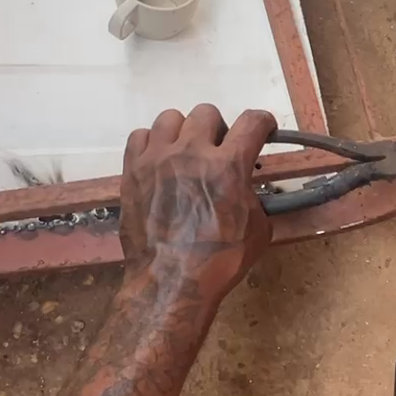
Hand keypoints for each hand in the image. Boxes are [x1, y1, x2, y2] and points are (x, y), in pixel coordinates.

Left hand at [120, 105, 274, 302]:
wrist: (172, 282)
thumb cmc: (220, 260)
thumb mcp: (257, 229)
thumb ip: (253, 196)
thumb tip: (244, 187)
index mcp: (228, 166)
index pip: (252, 122)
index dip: (263, 122)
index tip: (263, 130)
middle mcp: (191, 153)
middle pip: (207, 113)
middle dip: (219, 129)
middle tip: (218, 151)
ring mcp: (157, 159)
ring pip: (170, 118)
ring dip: (183, 132)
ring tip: (185, 154)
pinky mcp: (132, 171)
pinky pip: (140, 136)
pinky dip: (153, 144)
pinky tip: (159, 162)